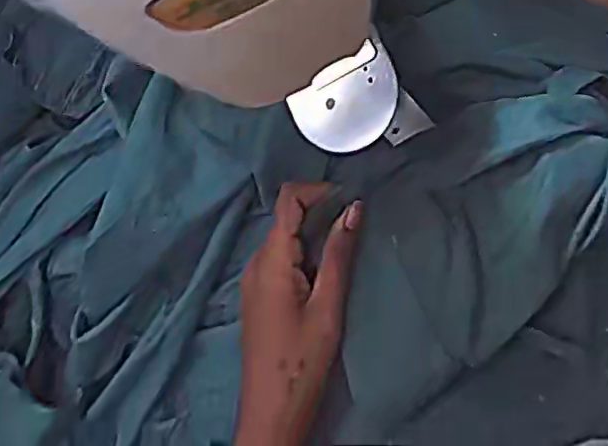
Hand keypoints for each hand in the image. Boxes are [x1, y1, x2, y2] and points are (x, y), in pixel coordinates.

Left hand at [237, 184, 361, 445]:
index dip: (317, 189)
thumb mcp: (327, 306)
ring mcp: (253, 278)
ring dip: (314, 233)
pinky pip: (281, 256)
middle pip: (287, 216)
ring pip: (285, 236)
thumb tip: (353, 207)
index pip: (288, 199)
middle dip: (320, 211)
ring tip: (344, 248)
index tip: (347, 199)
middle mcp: (256, 261)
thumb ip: (339, 253)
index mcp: (271, 259)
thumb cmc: (301, 362)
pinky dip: (304, 251)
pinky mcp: (258, 294)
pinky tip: (324, 271)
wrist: (270, 417)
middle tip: (353, 224)